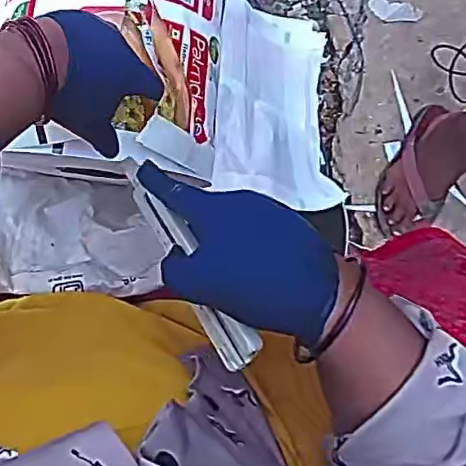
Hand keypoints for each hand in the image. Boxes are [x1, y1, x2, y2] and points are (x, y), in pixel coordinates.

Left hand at [43, 10, 163, 156]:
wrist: (34, 60)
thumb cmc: (67, 91)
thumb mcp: (90, 125)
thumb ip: (106, 138)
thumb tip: (110, 147)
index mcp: (131, 71)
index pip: (152, 84)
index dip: (151, 93)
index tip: (149, 96)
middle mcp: (118, 45)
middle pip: (128, 62)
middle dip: (119, 76)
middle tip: (108, 91)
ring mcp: (96, 28)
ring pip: (105, 45)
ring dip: (98, 58)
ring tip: (83, 75)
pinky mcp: (73, 18)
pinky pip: (81, 32)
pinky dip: (76, 44)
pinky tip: (65, 57)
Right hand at [137, 162, 340, 344]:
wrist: (321, 294)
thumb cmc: (256, 285)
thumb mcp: (201, 285)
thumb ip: (175, 269)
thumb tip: (174, 260)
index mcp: (211, 210)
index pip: (173, 191)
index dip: (154, 182)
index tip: (144, 171)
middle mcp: (237, 200)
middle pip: (201, 211)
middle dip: (193, 231)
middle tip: (193, 261)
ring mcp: (264, 208)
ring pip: (227, 222)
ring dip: (220, 241)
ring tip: (228, 276)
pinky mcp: (285, 222)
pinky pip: (252, 229)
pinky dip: (244, 246)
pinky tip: (253, 273)